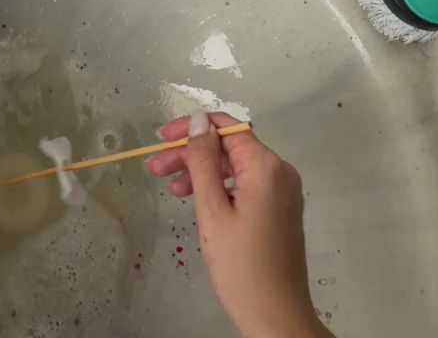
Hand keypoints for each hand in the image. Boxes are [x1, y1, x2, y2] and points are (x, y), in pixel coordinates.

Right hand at [147, 112, 331, 337]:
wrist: (277, 319)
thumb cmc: (240, 264)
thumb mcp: (212, 209)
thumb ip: (203, 160)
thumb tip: (199, 119)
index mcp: (266, 166)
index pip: (226, 127)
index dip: (192, 127)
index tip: (162, 138)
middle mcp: (279, 171)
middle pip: (228, 146)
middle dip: (191, 152)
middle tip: (156, 166)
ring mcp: (281, 191)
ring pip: (234, 165)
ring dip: (201, 170)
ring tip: (169, 186)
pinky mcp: (279, 208)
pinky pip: (244, 183)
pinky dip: (218, 186)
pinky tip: (195, 199)